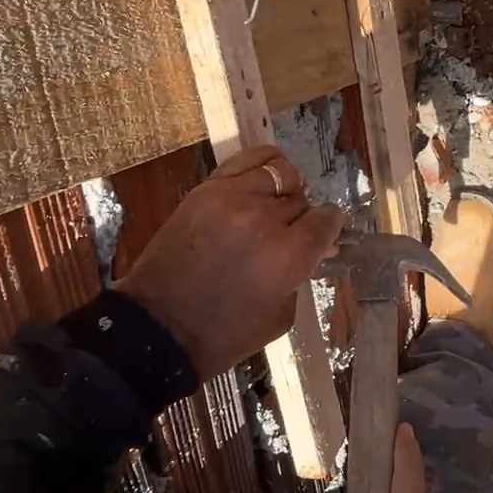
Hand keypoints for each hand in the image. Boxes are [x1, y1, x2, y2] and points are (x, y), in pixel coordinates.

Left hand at [116, 145, 345, 377]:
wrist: (162, 327)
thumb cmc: (227, 333)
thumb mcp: (282, 314)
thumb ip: (302, 273)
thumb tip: (320, 248)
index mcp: (289, 255)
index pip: (328, 220)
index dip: (330, 229)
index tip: (325, 235)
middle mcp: (266, 219)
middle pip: (302, 201)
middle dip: (301, 219)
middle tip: (289, 235)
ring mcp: (234, 198)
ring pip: (280, 173)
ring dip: (284, 191)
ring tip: (273, 207)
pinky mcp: (208, 190)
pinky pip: (249, 159)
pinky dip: (265, 163)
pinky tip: (265, 179)